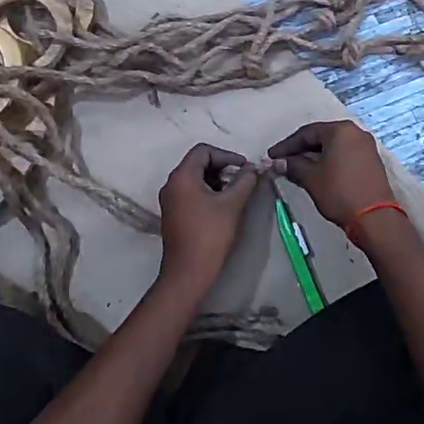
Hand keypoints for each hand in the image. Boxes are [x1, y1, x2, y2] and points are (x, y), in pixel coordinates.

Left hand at [157, 144, 259, 287]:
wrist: (188, 272)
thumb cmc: (210, 234)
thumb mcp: (232, 204)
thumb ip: (245, 181)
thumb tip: (253, 168)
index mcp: (182, 176)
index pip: (204, 151)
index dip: (227, 155)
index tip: (245, 168)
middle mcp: (171, 184)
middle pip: (198, 163)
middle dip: (223, 168)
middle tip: (243, 180)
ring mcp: (170, 200)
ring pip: (195, 179)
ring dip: (217, 181)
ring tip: (236, 194)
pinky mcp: (173, 214)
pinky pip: (191, 193)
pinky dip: (208, 193)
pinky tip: (223, 206)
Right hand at [267, 121, 396, 229]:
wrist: (375, 217)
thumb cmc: (339, 192)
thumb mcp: (311, 178)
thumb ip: (293, 165)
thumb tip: (278, 162)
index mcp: (340, 130)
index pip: (307, 133)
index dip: (287, 145)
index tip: (272, 156)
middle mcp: (356, 132)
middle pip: (321, 137)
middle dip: (300, 150)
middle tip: (283, 162)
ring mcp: (366, 146)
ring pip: (333, 147)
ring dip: (314, 157)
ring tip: (296, 169)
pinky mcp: (371, 161)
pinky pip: (344, 155)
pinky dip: (329, 161)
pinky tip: (317, 173)